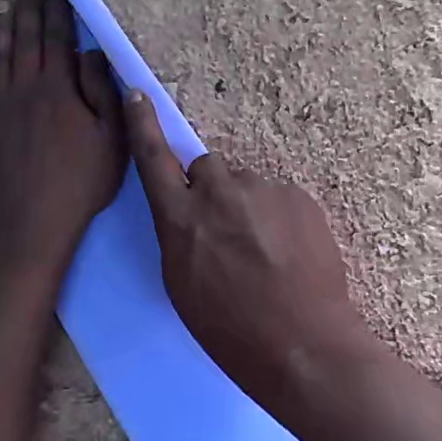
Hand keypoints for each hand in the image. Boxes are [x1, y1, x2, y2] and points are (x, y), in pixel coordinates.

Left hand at [0, 0, 125, 264]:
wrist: (32, 222)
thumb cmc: (82, 182)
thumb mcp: (110, 139)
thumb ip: (102, 92)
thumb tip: (92, 54)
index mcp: (58, 90)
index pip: (57, 41)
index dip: (58, 14)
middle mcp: (23, 89)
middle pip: (25, 41)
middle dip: (29, 11)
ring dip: (1, 28)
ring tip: (3, 5)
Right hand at [125, 92, 380, 403]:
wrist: (304, 346)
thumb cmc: (231, 331)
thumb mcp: (183, 286)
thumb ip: (180, 234)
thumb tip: (190, 211)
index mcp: (182, 220)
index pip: (154, 159)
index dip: (143, 125)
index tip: (137, 94)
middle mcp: (220, 194)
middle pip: (208, 168)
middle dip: (212, 190)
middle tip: (227, 233)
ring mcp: (265, 191)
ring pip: (247, 185)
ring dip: (249, 207)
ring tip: (265, 253)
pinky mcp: (300, 197)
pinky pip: (279, 196)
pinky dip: (279, 216)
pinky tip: (288, 252)